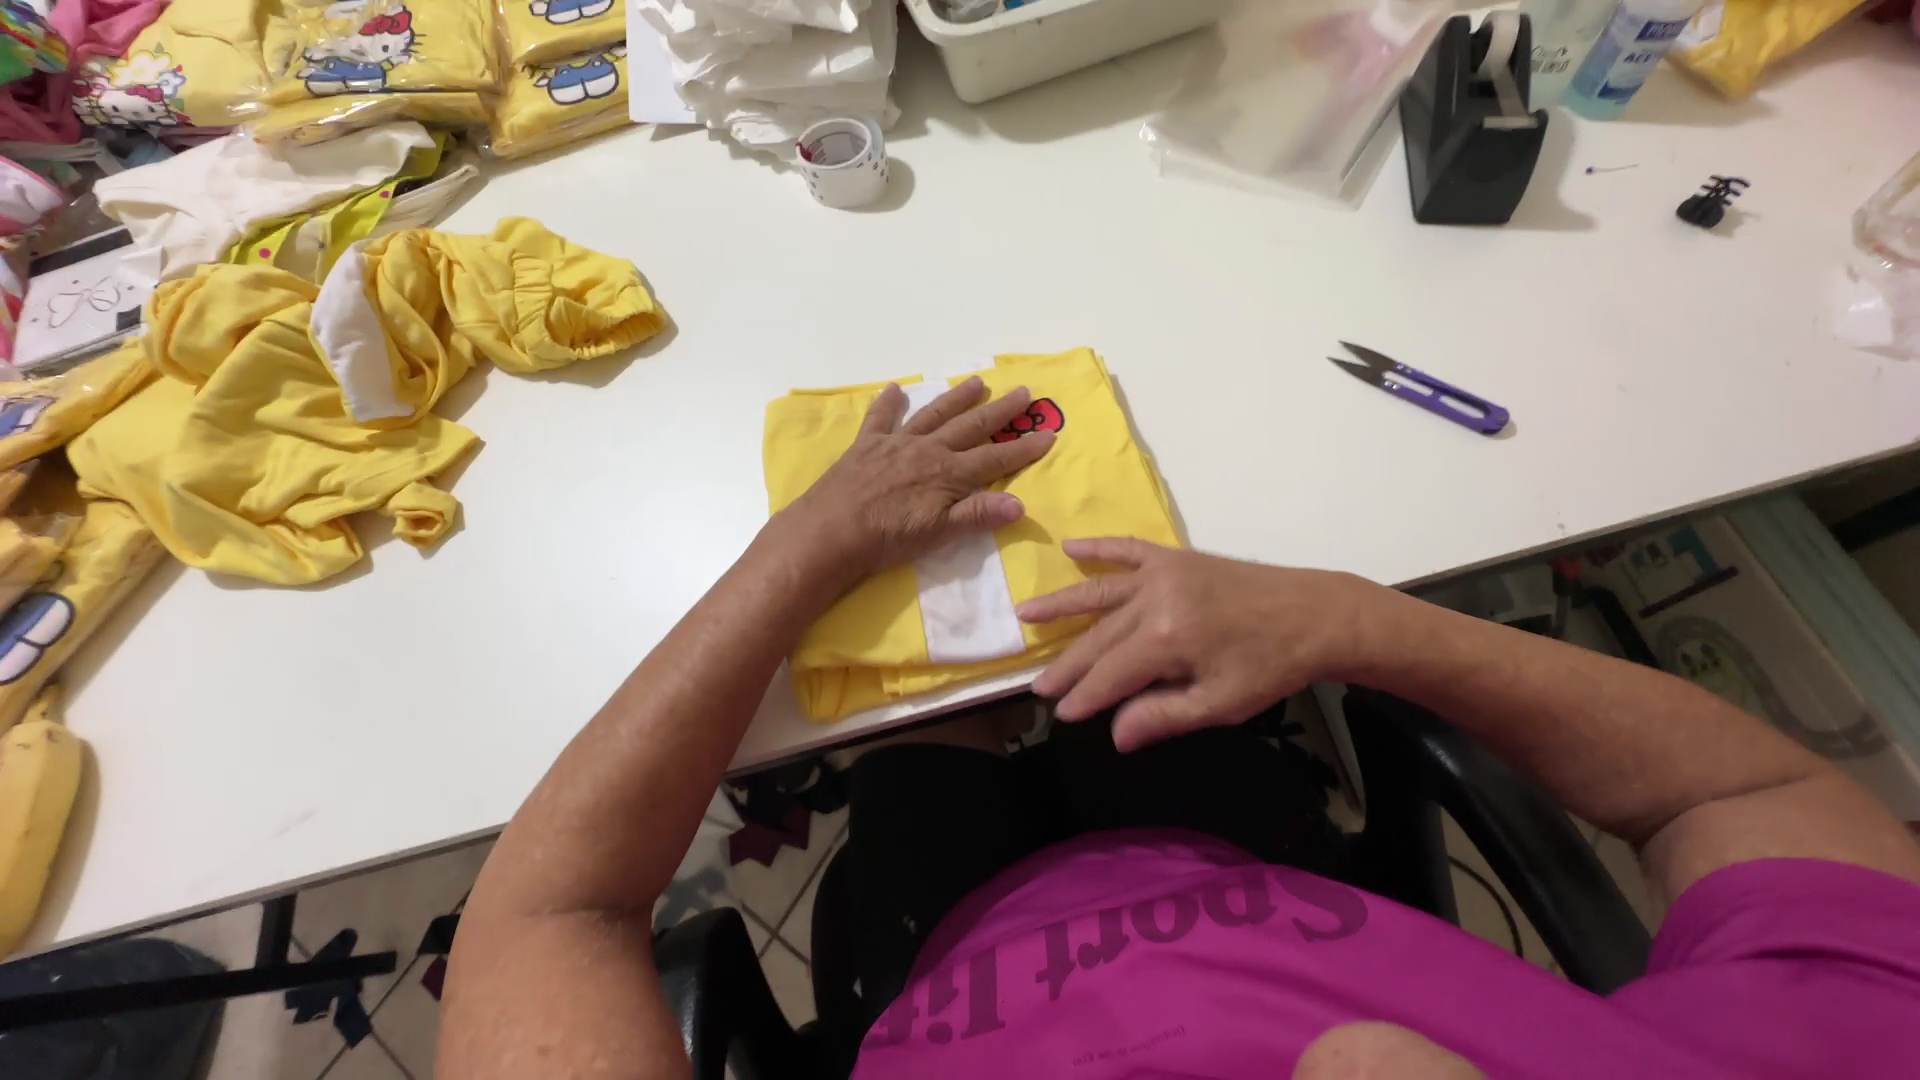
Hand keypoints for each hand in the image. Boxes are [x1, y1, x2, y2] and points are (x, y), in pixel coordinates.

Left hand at [782, 377, 1055, 579]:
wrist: (830, 531)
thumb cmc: (886, 540)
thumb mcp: (938, 534)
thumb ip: (978, 516)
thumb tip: (1020, 504)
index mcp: (948, 474)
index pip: (996, 459)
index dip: (1024, 448)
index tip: (1050, 433)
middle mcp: (927, 450)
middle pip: (971, 427)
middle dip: (1000, 411)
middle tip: (1024, 393)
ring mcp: (895, 444)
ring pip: (934, 415)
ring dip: (956, 398)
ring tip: (976, 382)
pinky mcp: (866, 446)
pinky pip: (880, 419)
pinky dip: (888, 404)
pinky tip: (894, 389)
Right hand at [1017, 538, 1397, 751]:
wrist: (1315, 613)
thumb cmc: (1270, 665)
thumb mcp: (1221, 703)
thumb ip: (1164, 716)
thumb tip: (1114, 735)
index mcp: (1167, 639)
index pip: (1110, 674)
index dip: (1085, 697)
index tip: (1060, 713)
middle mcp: (1155, 599)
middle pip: (1098, 637)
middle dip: (1068, 665)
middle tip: (1038, 685)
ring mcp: (1162, 573)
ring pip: (1100, 591)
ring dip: (1062, 602)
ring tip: (1026, 612)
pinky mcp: (1174, 557)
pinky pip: (1128, 549)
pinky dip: (1099, 547)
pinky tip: (1070, 548)